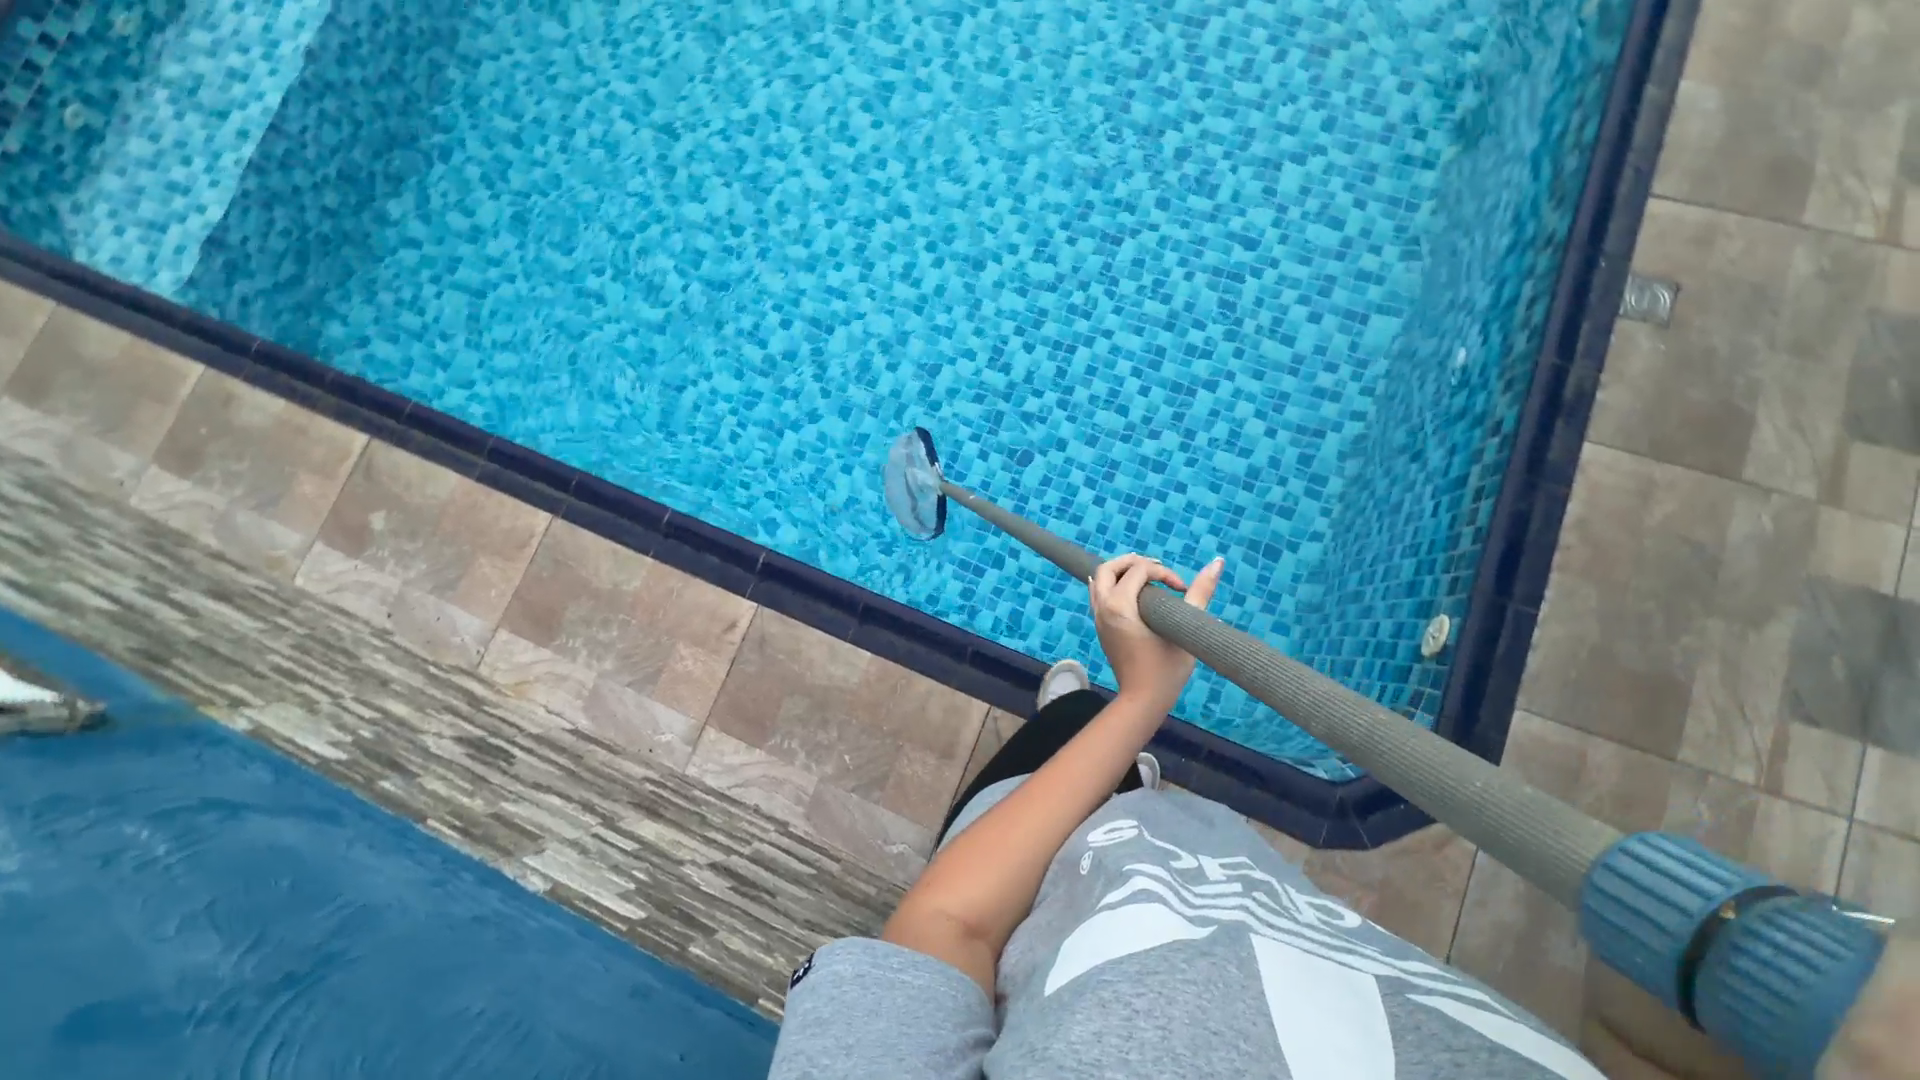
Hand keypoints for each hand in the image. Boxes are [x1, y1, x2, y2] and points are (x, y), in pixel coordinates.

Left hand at [1089, 553, 1223, 713]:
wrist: (1143, 700)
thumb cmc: (1166, 669)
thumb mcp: (1186, 628)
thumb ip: (1200, 593)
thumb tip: (1217, 562)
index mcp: (1120, 606)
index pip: (1139, 571)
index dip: (1163, 572)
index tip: (1182, 590)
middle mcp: (1103, 608)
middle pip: (1108, 568)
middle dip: (1133, 562)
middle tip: (1158, 569)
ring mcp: (1097, 618)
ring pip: (1099, 581)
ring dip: (1121, 573)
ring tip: (1147, 578)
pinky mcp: (1100, 627)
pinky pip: (1098, 595)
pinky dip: (1112, 586)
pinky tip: (1132, 592)